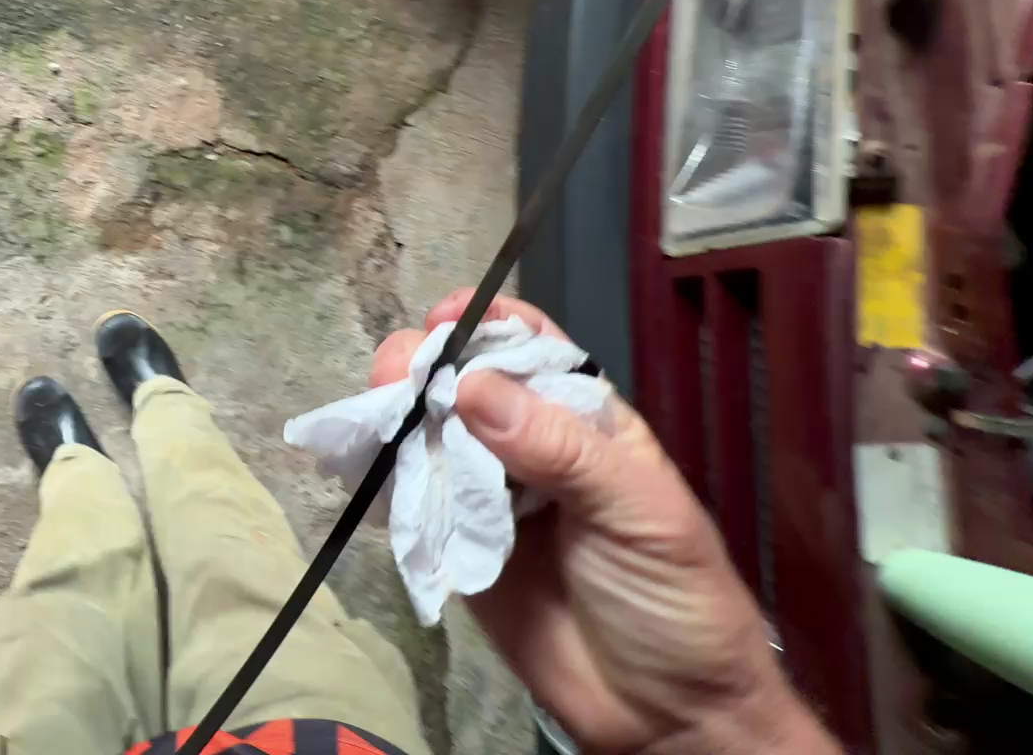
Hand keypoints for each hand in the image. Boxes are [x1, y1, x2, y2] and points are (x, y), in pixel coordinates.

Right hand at [370, 290, 837, 754]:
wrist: (657, 717)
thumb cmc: (673, 600)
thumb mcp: (641, 514)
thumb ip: (561, 448)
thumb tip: (467, 388)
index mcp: (576, 416)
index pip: (526, 344)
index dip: (484, 320)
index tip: (443, 318)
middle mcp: (519, 437)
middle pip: (456, 375)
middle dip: (420, 363)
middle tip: (394, 378)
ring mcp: (477, 481)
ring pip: (421, 422)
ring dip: (390, 410)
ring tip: (374, 421)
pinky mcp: (445, 526)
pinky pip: (402, 482)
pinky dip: (376, 466)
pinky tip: (359, 460)